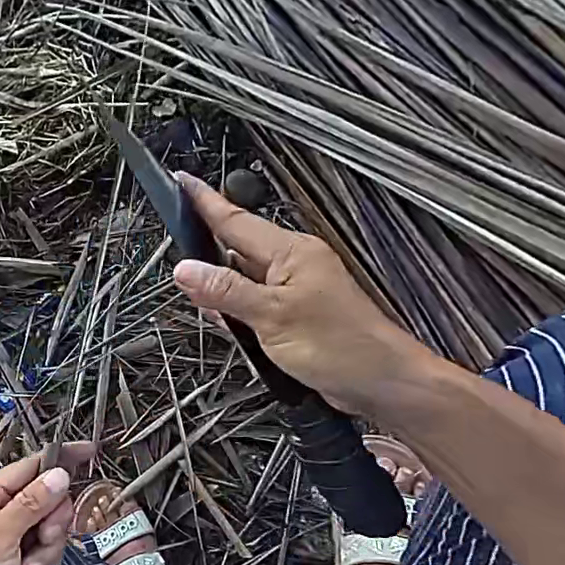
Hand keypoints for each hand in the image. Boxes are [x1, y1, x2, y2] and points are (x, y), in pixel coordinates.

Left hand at [0, 443, 96, 564]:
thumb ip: (31, 504)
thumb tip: (57, 474)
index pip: (29, 467)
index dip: (59, 461)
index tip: (86, 451)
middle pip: (49, 499)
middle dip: (51, 524)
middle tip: (40, 539)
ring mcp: (13, 535)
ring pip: (54, 528)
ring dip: (45, 552)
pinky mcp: (25, 557)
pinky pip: (52, 551)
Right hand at [169, 171, 435, 415]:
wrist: (382, 383)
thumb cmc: (344, 347)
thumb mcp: (272, 317)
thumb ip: (226, 292)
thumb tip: (186, 270)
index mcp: (291, 253)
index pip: (235, 220)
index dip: (204, 202)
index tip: (182, 182)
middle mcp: (294, 265)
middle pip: (235, 250)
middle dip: (206, 259)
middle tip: (182, 270)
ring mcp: (295, 290)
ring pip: (243, 280)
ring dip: (223, 294)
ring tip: (214, 312)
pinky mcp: (295, 314)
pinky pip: (255, 302)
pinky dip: (239, 313)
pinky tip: (237, 330)